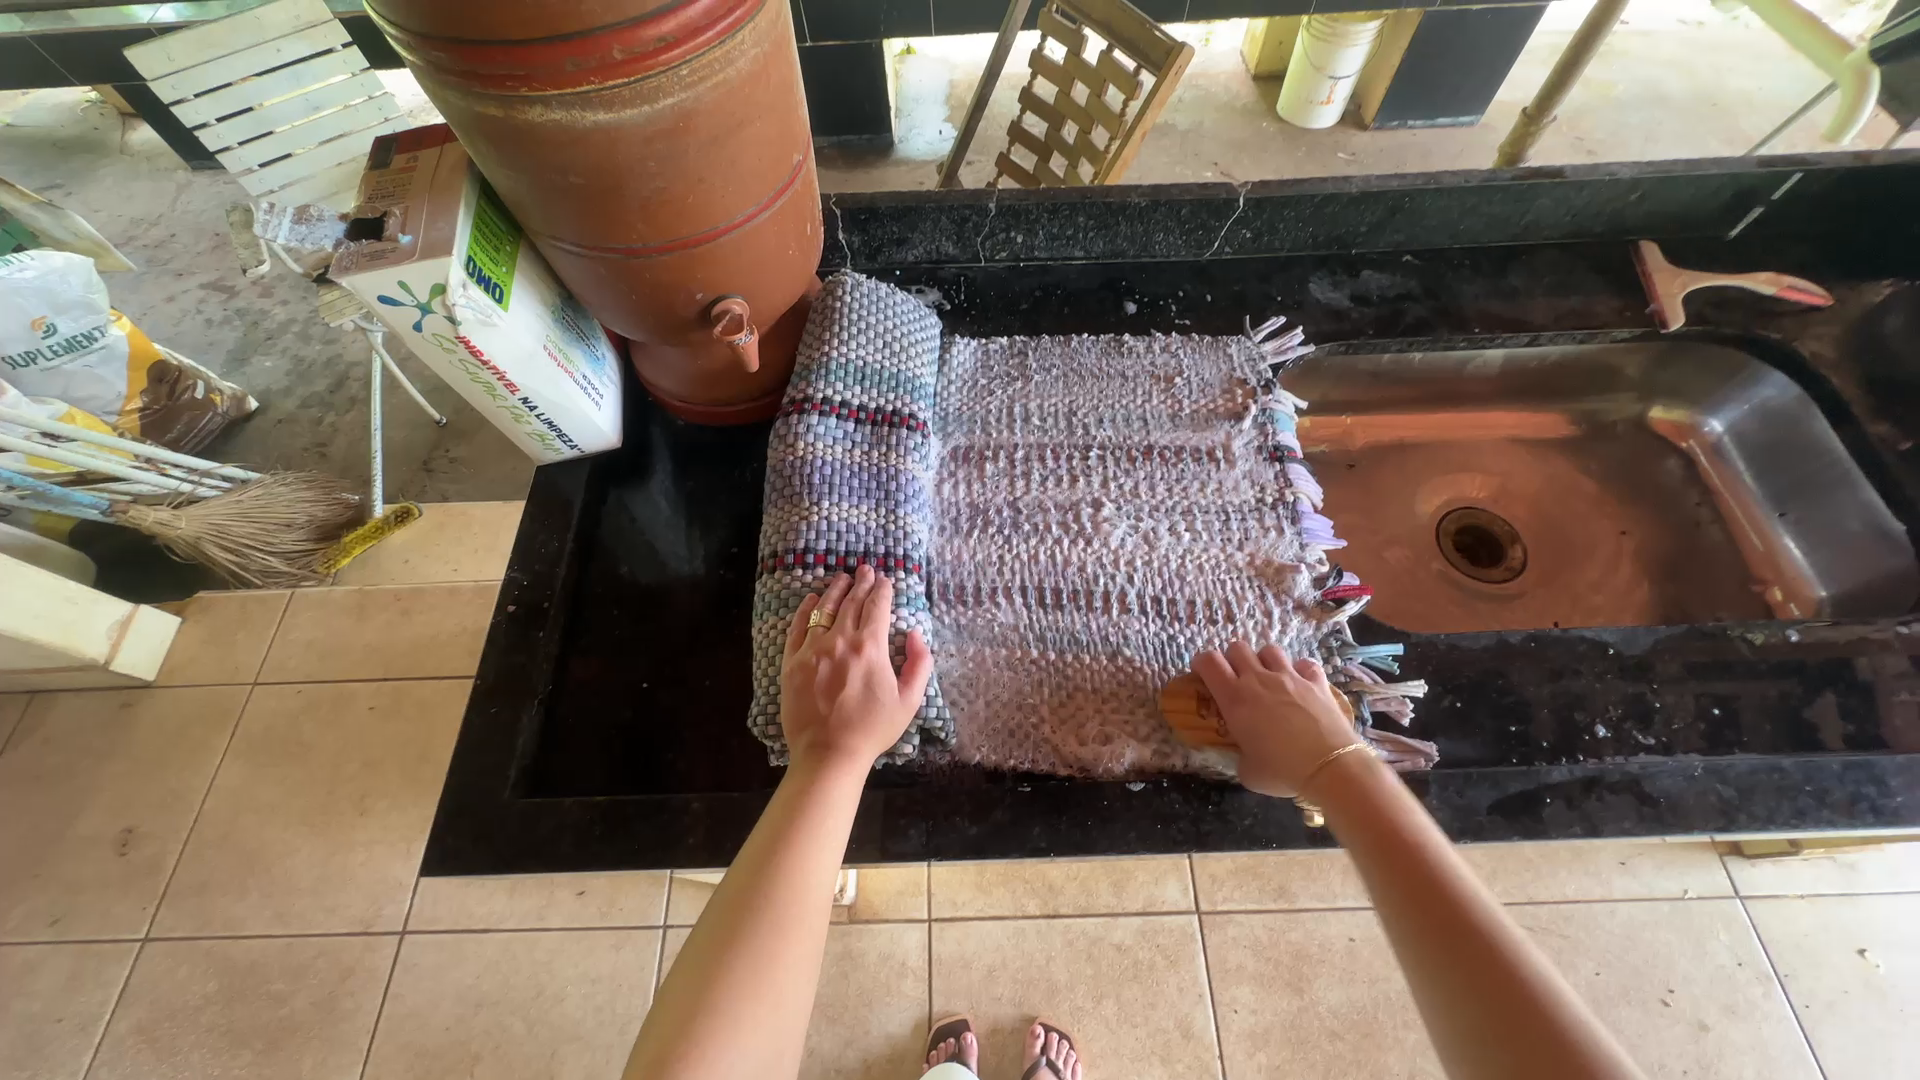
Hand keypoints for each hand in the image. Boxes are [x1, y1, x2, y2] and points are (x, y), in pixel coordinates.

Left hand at [780, 564, 933, 772]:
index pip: (877, 608)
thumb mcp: (909, 701)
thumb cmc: (872, 729)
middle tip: (865, 569)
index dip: (882, 591)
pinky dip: (806, 610)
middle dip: (861, 583)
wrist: (829, 754)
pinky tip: (813, 599)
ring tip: (842, 577)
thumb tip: (917, 634)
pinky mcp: (792, 662)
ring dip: (836, 590)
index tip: (885, 580)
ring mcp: (813, 650)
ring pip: (825, 610)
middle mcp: (840, 641)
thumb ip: (919, 664)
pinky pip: (798, 628)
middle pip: (852, 603)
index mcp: (870, 648)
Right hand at [1191, 641, 1361, 797]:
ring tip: (1269, 679)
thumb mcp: (1248, 772)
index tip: (1203, 675)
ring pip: (1269, 650)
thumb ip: (1240, 757)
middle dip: (1233, 659)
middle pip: (1237, 647)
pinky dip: (1301, 671)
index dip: (1202, 663)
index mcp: (1234, 698)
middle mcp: (1258, 680)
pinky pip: (1305, 664)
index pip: (1208, 661)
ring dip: (1265, 661)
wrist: (1331, 768)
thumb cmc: (1282, 771)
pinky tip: (1301, 685)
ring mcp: (1290, 677)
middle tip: (1237, 679)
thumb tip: (1244, 757)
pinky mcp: (1317, 682)